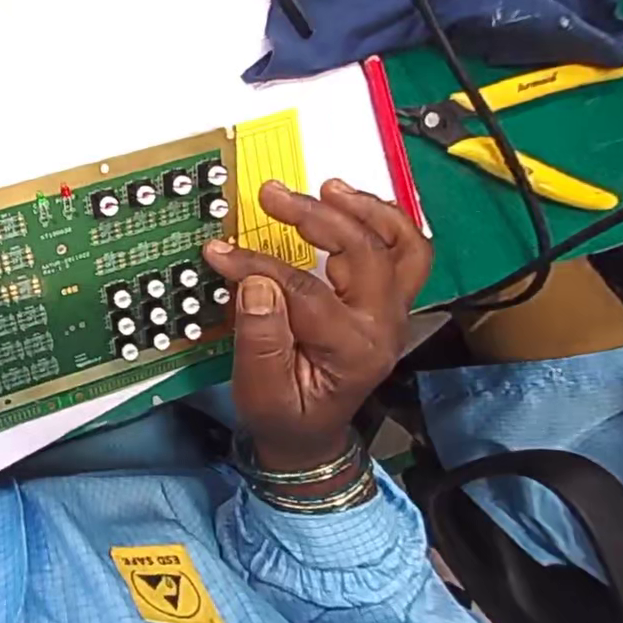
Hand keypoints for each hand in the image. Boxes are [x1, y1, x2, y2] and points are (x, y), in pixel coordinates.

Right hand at [202, 179, 431, 476]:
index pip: (305, 291)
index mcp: (352, 351)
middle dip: (316, 217)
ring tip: (327, 188)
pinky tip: (350, 204)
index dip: (258, 265)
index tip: (221, 252)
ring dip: (365, 210)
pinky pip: (401, 252)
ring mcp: (391, 313)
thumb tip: (256, 283)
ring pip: (401, 246)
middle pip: (364, 253)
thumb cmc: (283, 414)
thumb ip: (259, 339)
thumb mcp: (259, 390)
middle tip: (273, 196)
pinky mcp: (385, 303)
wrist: (308, 434)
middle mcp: (382, 326)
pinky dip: (381, 221)